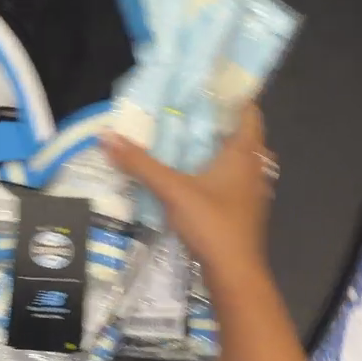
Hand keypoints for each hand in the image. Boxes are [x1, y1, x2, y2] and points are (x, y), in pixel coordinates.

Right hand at [102, 106, 274, 281]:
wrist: (235, 273)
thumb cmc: (212, 224)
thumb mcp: (172, 189)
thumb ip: (140, 164)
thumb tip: (106, 137)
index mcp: (245, 151)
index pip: (247, 108)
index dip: (229, 94)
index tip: (202, 87)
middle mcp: (255, 166)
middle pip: (241, 134)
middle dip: (216, 123)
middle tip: (186, 114)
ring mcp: (252, 192)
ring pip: (237, 161)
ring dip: (216, 151)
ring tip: (185, 144)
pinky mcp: (243, 212)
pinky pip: (231, 183)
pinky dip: (215, 176)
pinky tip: (193, 180)